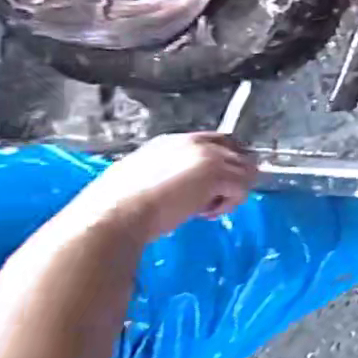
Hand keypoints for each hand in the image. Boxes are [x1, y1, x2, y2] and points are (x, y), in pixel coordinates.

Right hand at [72, 132, 257, 239]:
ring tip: (206, 209)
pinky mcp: (217, 174)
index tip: (213, 185)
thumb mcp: (141, 178)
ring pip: (245, 170)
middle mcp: (195, 142)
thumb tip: (176, 186)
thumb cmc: (116, 207)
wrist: (113, 216)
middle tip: (212, 199)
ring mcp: (209, 156)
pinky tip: (205, 214)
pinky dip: (229, 205)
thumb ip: (165, 173)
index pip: (217, 141)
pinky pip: (242, 188)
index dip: (222, 162)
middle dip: (232, 176)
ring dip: (231, 192)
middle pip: (238, 151)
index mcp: (174, 141)